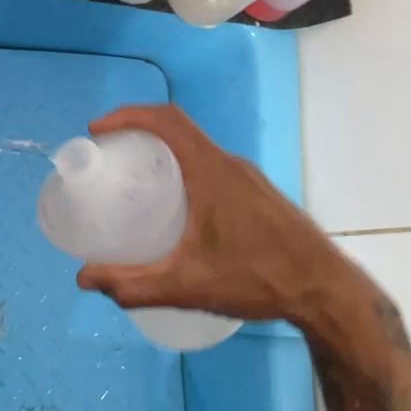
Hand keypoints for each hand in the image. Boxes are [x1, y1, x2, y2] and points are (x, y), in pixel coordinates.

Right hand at [76, 106, 360, 326]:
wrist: (327, 293)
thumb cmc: (258, 280)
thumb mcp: (185, 286)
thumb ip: (131, 284)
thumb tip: (83, 279)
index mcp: (212, 172)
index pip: (168, 121)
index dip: (129, 116)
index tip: (98, 132)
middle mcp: (231, 165)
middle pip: (179, 132)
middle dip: (138, 137)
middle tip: (108, 165)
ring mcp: (248, 179)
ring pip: (197, 152)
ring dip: (162, 157)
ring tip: (134, 188)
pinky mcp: (258, 195)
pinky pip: (211, 168)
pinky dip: (183, 174)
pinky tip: (174, 212)